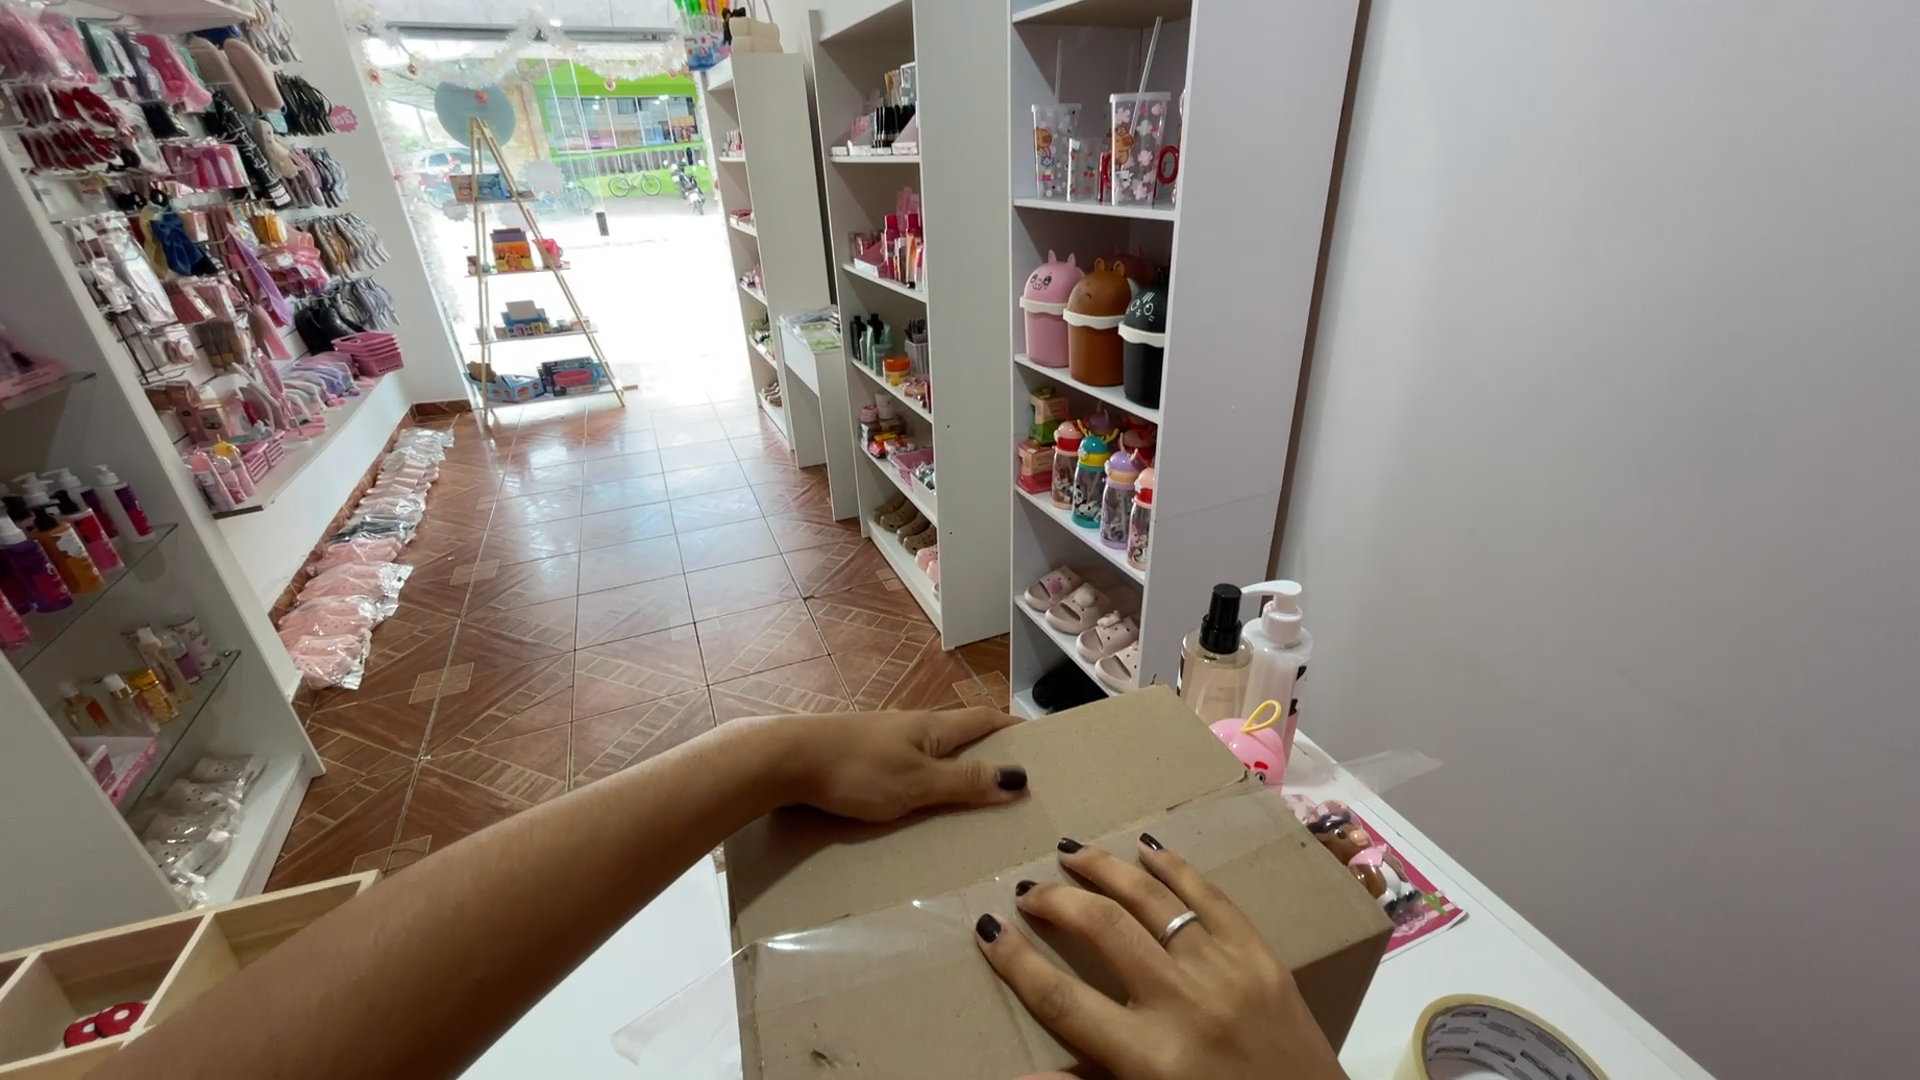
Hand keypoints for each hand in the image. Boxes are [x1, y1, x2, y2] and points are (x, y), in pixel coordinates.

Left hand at [757, 707, 1028, 822]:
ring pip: (934, 747)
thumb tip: (1018, 777)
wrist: (790, 758)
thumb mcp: (919, 783)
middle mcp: (914, 725)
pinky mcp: (864, 752)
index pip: (984, 720)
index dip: (1012, 727)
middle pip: (961, 732)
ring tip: (974, 795)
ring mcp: (887, 736)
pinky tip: (922, 796)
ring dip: (959, 763)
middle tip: (1013, 778)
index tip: (1039, 738)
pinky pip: (910, 760)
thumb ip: (965, 782)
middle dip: (989, 750)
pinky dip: (930, 773)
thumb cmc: (860, 770)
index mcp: (934, 727)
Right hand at [975, 838, 1348, 1079]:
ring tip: (1071, 853)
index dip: (1017, 962)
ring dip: (1103, 870)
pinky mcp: (1259, 952)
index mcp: (1150, 1060)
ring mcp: (1224, 969)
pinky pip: (1207, 894)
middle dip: (1055, 901)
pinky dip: (1172, 865)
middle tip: (1028, 890)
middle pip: (1102, 929)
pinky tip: (1143, 845)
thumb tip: (1014, 1079)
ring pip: (1149, 899)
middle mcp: (1183, 1004)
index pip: (1063, 1001)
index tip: (987, 929)